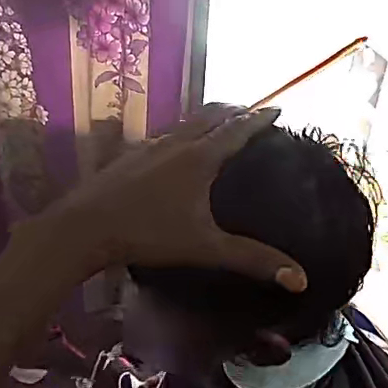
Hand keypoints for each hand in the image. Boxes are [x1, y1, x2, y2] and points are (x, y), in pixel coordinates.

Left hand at [31, 106, 305, 291]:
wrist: (86, 225)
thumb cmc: (149, 234)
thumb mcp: (205, 247)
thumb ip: (252, 259)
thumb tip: (300, 278)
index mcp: (199, 157)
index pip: (237, 130)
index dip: (259, 119)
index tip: (276, 109)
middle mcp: (175, 143)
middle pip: (210, 116)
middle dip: (233, 111)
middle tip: (250, 113)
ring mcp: (148, 146)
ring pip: (184, 123)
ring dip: (205, 119)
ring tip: (217, 124)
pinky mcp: (128, 155)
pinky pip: (163, 134)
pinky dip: (180, 132)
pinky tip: (172, 148)